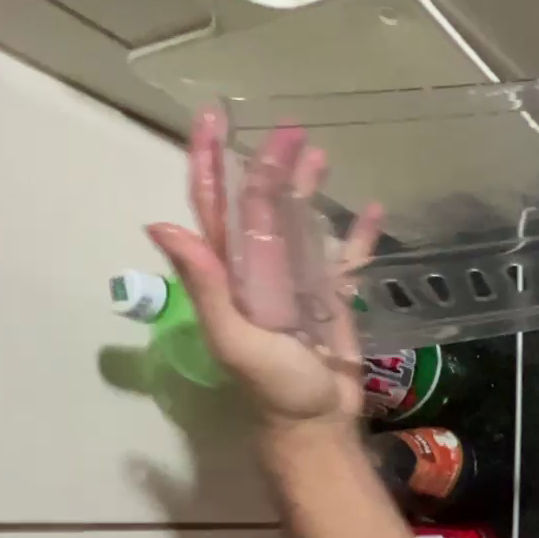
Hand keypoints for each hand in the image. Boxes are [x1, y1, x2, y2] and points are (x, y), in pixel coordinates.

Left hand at [147, 110, 381, 436]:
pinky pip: (347, 257)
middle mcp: (261, 266)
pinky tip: (375, 211)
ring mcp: (299, 279)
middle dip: (270, 161)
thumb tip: (164, 224)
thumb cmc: (276, 387)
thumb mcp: (237, 340)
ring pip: (300, 220)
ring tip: (321, 152)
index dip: (210, 159)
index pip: (215, 203)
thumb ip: (207, 285)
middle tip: (290, 128)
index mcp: (233, 271)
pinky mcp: (334, 296)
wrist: (318, 420)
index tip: (214, 117)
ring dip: (308, 186)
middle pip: (262, 202)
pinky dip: (359, 234)